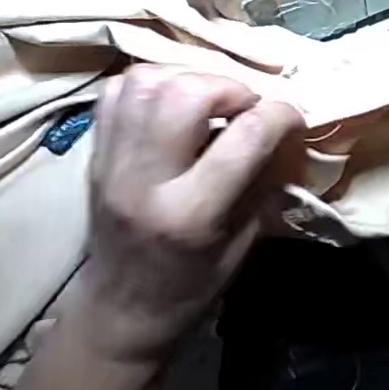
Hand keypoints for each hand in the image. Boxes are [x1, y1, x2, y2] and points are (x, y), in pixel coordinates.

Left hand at [80, 66, 303, 365]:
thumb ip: (262, 181)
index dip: (281, 115)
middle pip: (185, 94)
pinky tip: (173, 103)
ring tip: (209, 100)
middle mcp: (144, 180)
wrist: (120, 310)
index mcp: (190, 214)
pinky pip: (116, 90)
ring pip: (146, 83)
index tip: (294, 120)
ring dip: (190, 79)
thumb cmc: (193, 285)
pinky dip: (152, 84)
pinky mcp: (95, 154)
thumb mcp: (243, 241)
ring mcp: (112, 163)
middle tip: (244, 108)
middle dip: (230, 87)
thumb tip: (282, 131)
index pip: (245, 137)